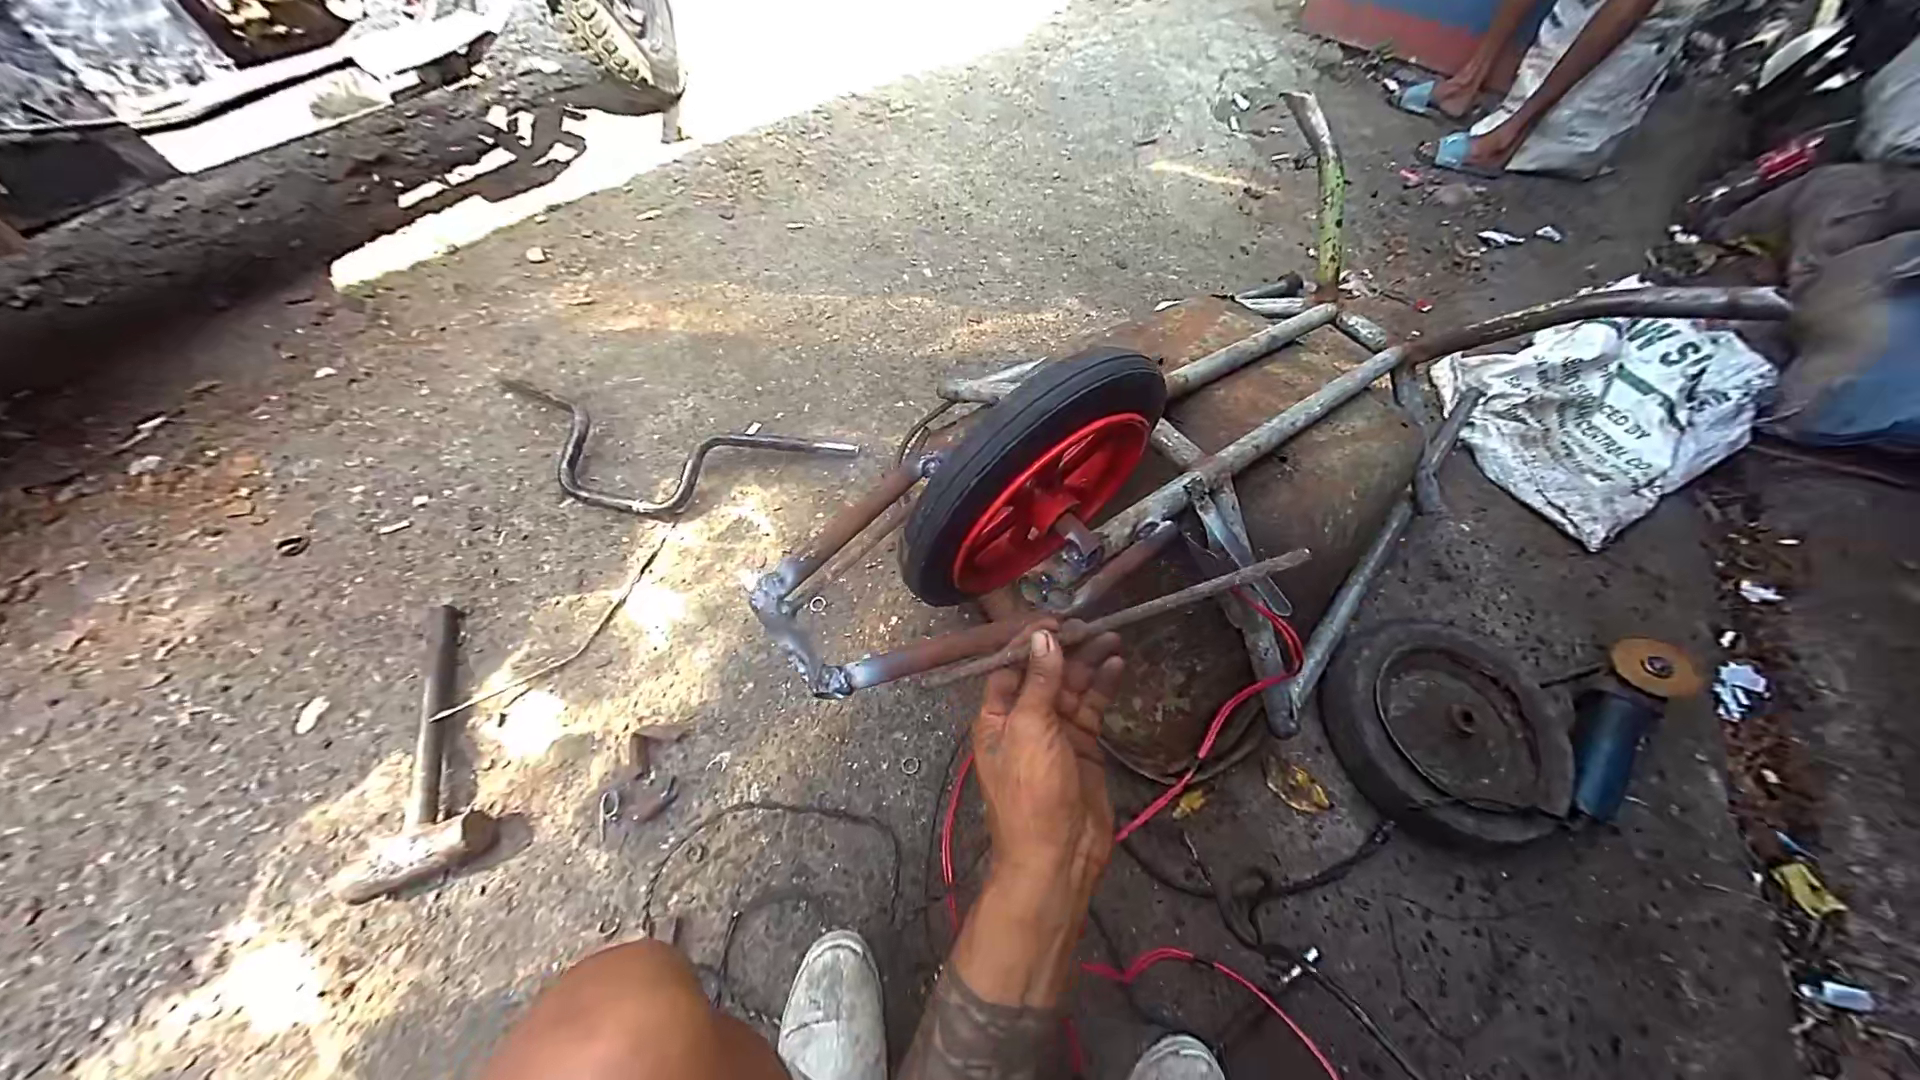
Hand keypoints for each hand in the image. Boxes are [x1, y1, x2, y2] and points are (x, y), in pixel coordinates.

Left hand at [971, 624, 1125, 890]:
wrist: (1058, 856)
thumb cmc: (1031, 792)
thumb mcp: (1030, 729)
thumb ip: (1038, 682)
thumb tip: (1043, 638)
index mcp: (996, 715)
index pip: (1011, 665)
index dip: (1031, 642)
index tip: (1054, 620)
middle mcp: (1023, 718)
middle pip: (1044, 672)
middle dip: (1065, 648)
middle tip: (1090, 626)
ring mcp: (1054, 731)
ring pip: (1071, 687)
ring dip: (1089, 663)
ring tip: (1110, 638)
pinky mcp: (1082, 745)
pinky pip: (1091, 708)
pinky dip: (1103, 686)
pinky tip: (1117, 665)